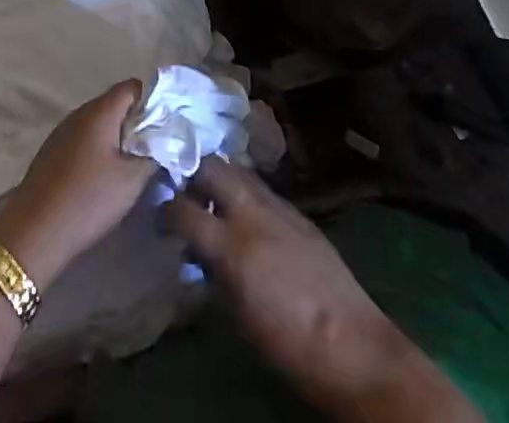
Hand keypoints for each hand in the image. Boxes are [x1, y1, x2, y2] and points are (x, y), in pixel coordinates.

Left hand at [0, 80, 159, 287]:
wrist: (33, 235)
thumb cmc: (88, 199)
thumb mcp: (134, 178)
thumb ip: (156, 151)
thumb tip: (167, 138)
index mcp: (99, 111)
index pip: (134, 87)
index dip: (154, 101)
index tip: (167, 127)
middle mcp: (78, 114)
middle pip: (116, 104)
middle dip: (137, 122)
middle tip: (155, 149)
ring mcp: (61, 133)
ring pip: (99, 124)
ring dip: (118, 138)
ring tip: (132, 166)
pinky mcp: (51, 154)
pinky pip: (84, 140)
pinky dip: (99, 151)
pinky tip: (103, 177)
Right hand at [167, 159, 481, 421]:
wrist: (347, 341)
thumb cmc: (282, 340)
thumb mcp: (234, 310)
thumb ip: (212, 270)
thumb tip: (197, 252)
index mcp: (232, 244)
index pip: (184, 209)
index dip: (167, 210)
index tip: (161, 217)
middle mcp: (254, 214)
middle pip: (216, 167)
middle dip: (195, 173)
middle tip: (186, 192)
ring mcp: (282, 209)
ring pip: (243, 172)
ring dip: (224, 178)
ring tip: (213, 198)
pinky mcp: (302, 214)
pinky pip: (266, 191)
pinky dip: (248, 194)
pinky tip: (246, 215)